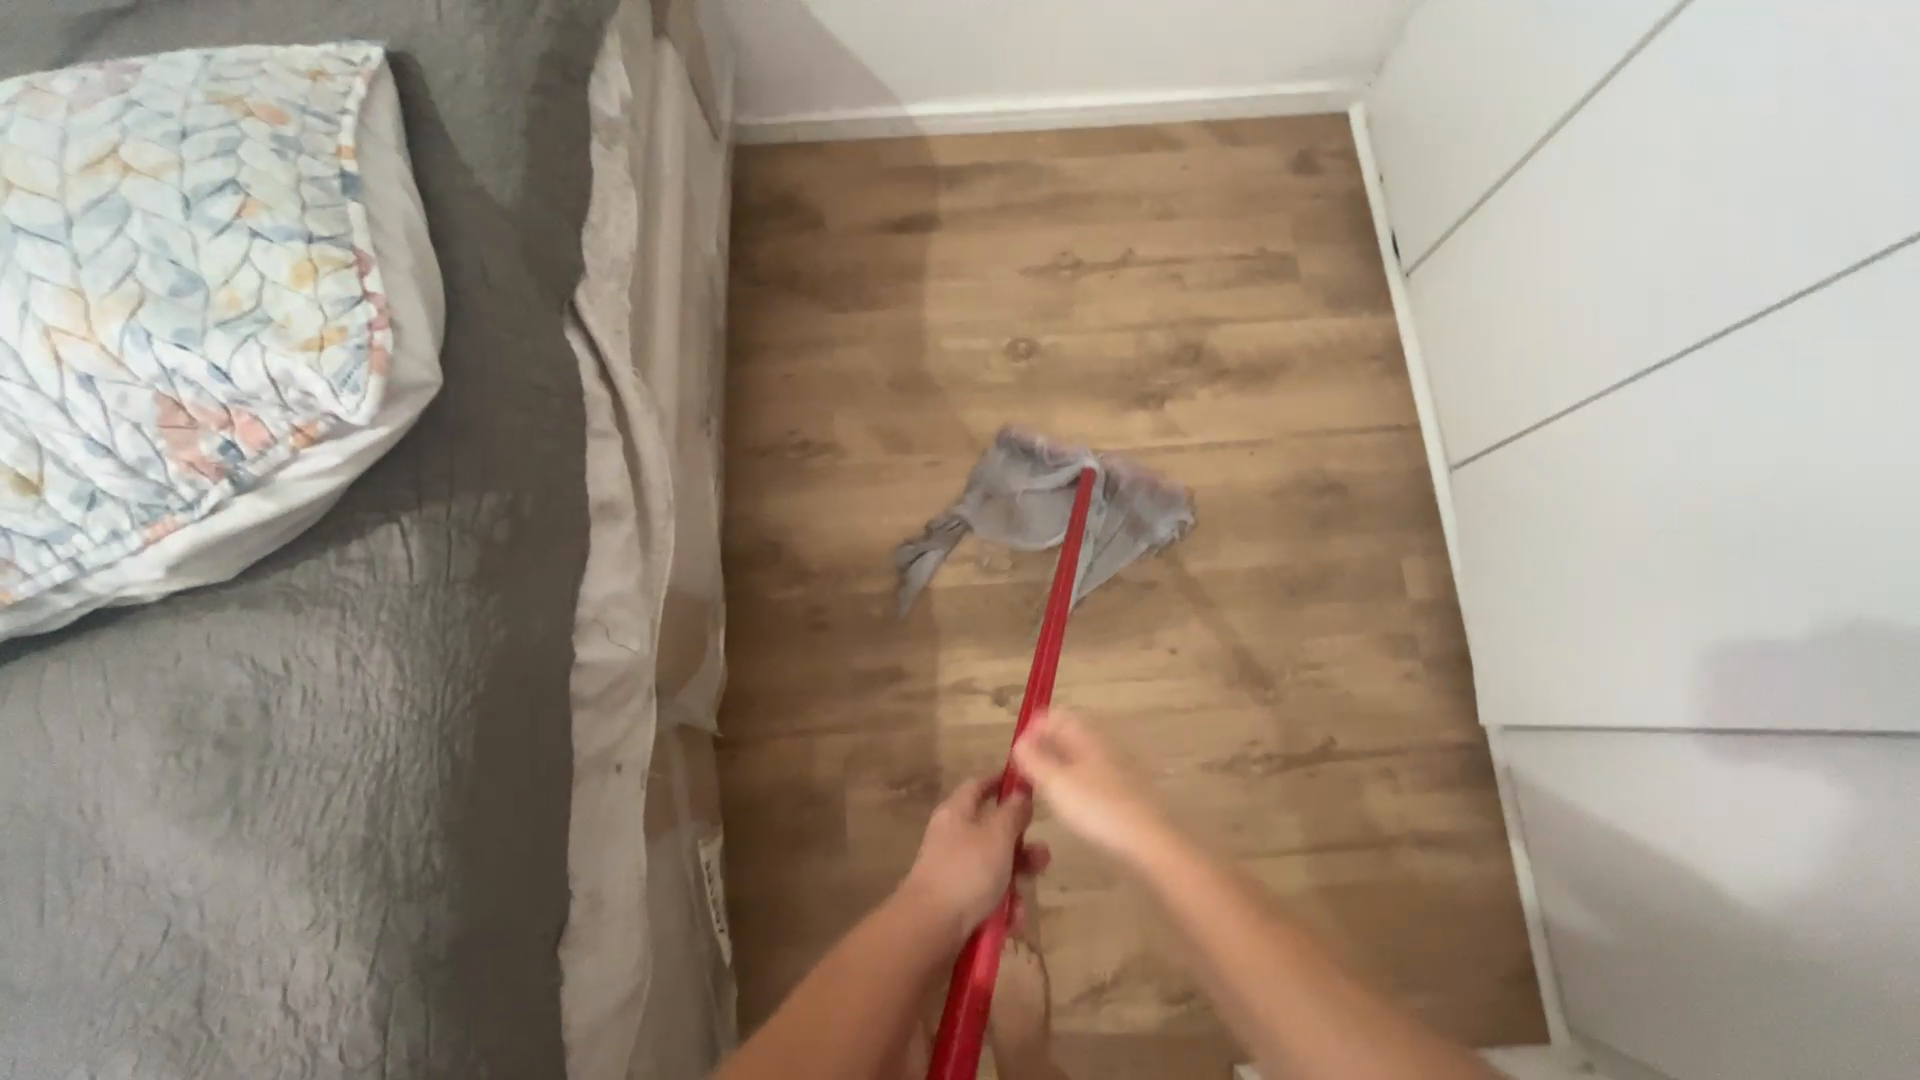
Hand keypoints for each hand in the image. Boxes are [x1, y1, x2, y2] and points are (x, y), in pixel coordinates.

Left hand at [899, 777, 1051, 945]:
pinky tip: (1011, 920)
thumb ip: (1013, 813)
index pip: (978, 786)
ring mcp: (953, 871)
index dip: (1001, 783)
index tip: (1025, 786)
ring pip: (995, 868)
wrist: (931, 928)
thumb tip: (1020, 792)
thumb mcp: (997, 835)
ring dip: (1015, 882)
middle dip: (1021, 846)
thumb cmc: (967, 871)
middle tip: (1042, 857)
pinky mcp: (956, 902)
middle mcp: (952, 838)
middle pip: (993, 832)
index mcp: (957, 812)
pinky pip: (987, 897)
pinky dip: (1002, 907)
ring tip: (1024, 901)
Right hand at [1012, 709, 1173, 864]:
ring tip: (1045, 786)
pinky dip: (1077, 778)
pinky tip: (1072, 801)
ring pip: (1082, 753)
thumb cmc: (1098, 808)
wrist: (1149, 840)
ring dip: (1061, 762)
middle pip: (1071, 732)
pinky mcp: (1127, 787)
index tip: (1019, 751)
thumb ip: (1034, 760)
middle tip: (1028, 769)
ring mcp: (1119, 765)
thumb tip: (1019, 742)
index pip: (1057, 715)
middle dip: (1046, 744)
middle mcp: (1105, 744)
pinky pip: (1094, 772)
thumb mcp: (1057, 784)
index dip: (1034, 726)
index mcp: (1088, 736)